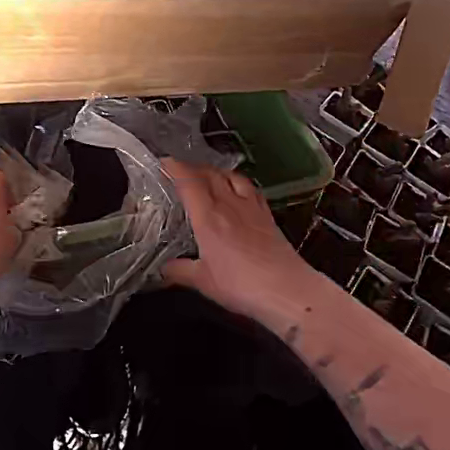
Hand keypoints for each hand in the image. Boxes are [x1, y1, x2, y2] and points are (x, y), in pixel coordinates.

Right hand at [161, 158, 326, 319]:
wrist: (285, 288)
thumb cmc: (240, 285)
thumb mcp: (203, 281)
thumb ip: (180, 271)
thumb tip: (164, 269)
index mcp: (208, 217)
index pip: (189, 182)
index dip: (175, 168)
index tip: (164, 161)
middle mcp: (229, 204)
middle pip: (210, 174)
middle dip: (193, 167)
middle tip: (181, 169)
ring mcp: (251, 207)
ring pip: (231, 176)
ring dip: (216, 171)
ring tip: (208, 175)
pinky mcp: (267, 215)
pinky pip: (250, 188)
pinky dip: (238, 182)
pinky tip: (237, 189)